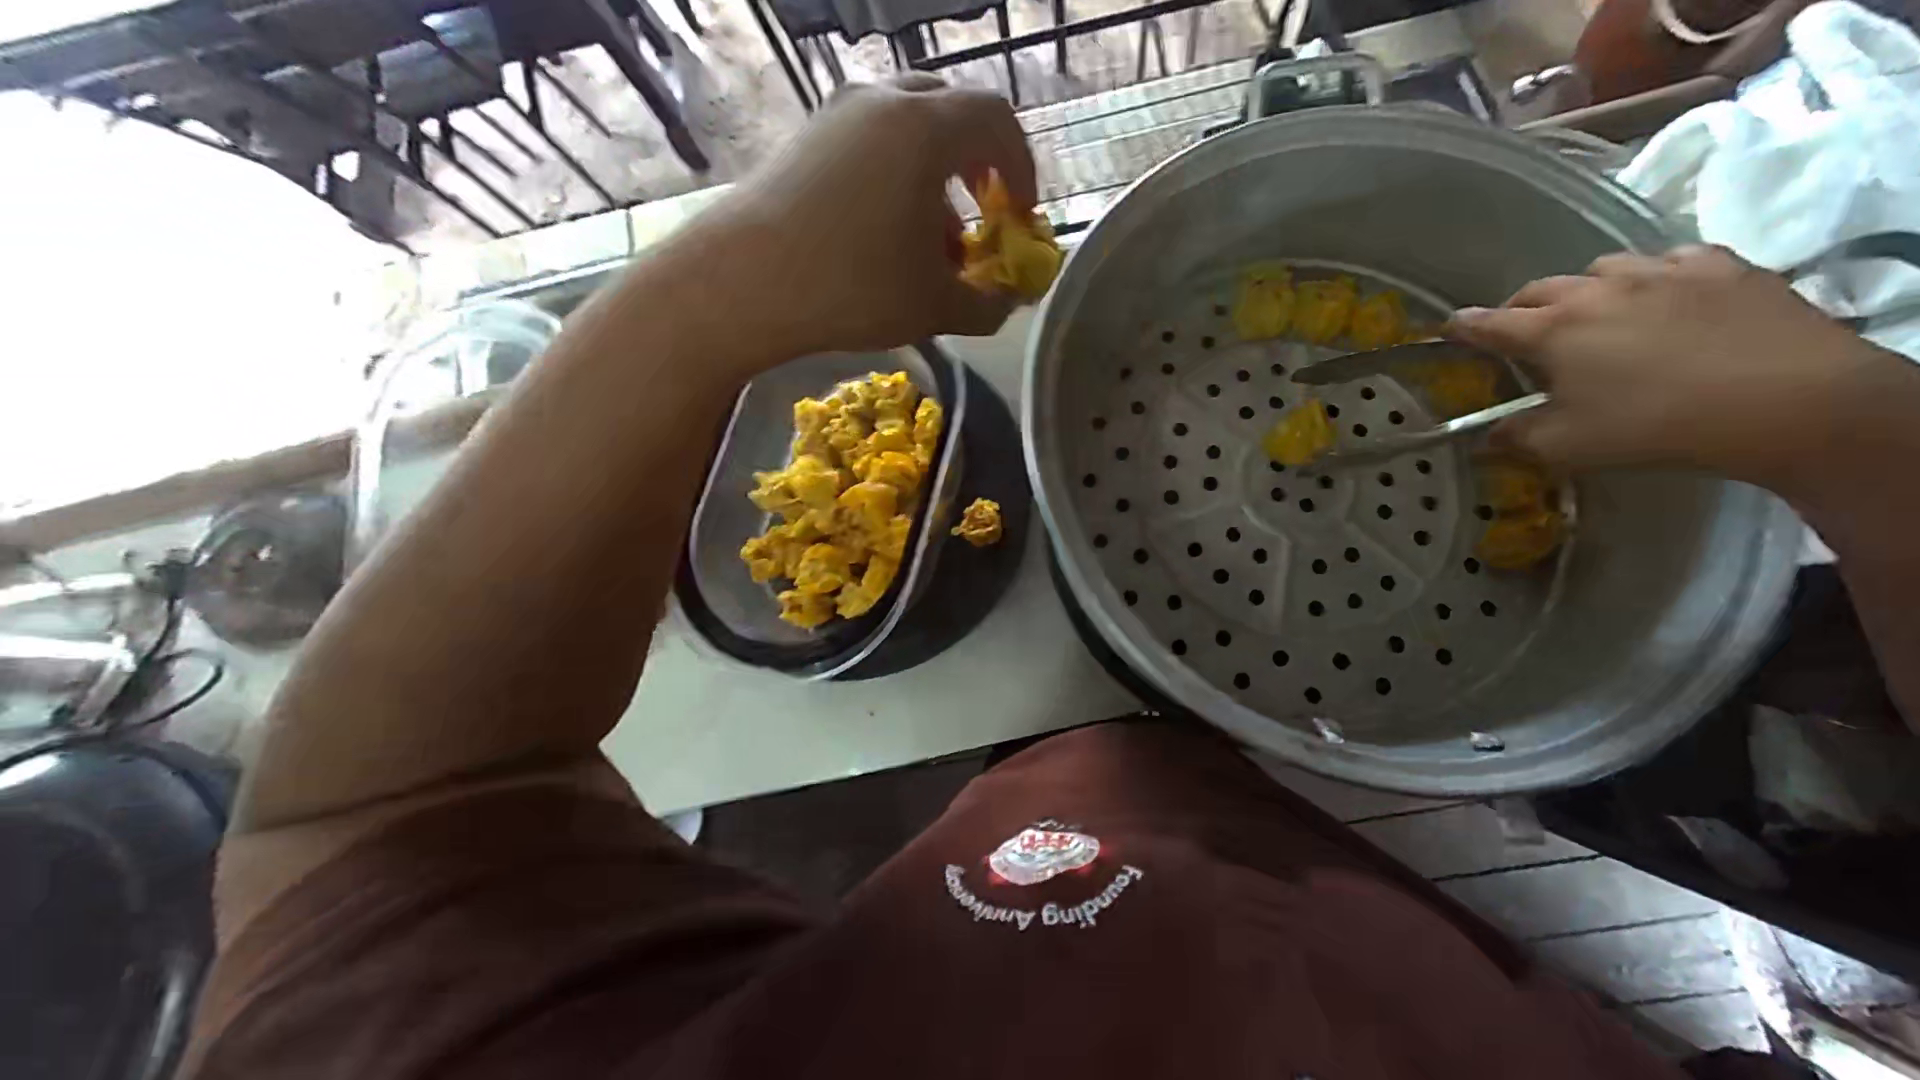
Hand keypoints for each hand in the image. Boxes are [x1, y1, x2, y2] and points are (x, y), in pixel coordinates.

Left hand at [711, 75, 1037, 353]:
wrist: (741, 283)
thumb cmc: (852, 287)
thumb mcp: (935, 306)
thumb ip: (986, 305)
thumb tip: (1006, 304)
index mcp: (925, 126)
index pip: (997, 120)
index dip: (1020, 168)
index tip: (1020, 215)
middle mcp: (881, 102)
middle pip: (950, 113)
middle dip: (977, 165)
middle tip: (981, 212)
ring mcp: (836, 115)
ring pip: (906, 129)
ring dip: (933, 176)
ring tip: (932, 239)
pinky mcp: (804, 140)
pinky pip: (868, 143)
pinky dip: (893, 177)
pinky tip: (884, 233)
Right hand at [1448, 245, 1905, 490]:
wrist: (1790, 402)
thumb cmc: (1656, 425)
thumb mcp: (1567, 445)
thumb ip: (1516, 437)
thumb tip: (1487, 437)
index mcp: (1553, 331)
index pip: (1488, 323)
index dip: (1462, 327)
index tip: (1447, 328)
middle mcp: (1599, 290)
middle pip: (1540, 289)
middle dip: (1520, 308)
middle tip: (1522, 332)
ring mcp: (1664, 272)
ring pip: (1603, 268)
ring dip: (1586, 289)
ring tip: (1597, 312)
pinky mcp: (1724, 268)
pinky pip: (1672, 260)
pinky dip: (1654, 276)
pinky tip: (1664, 298)